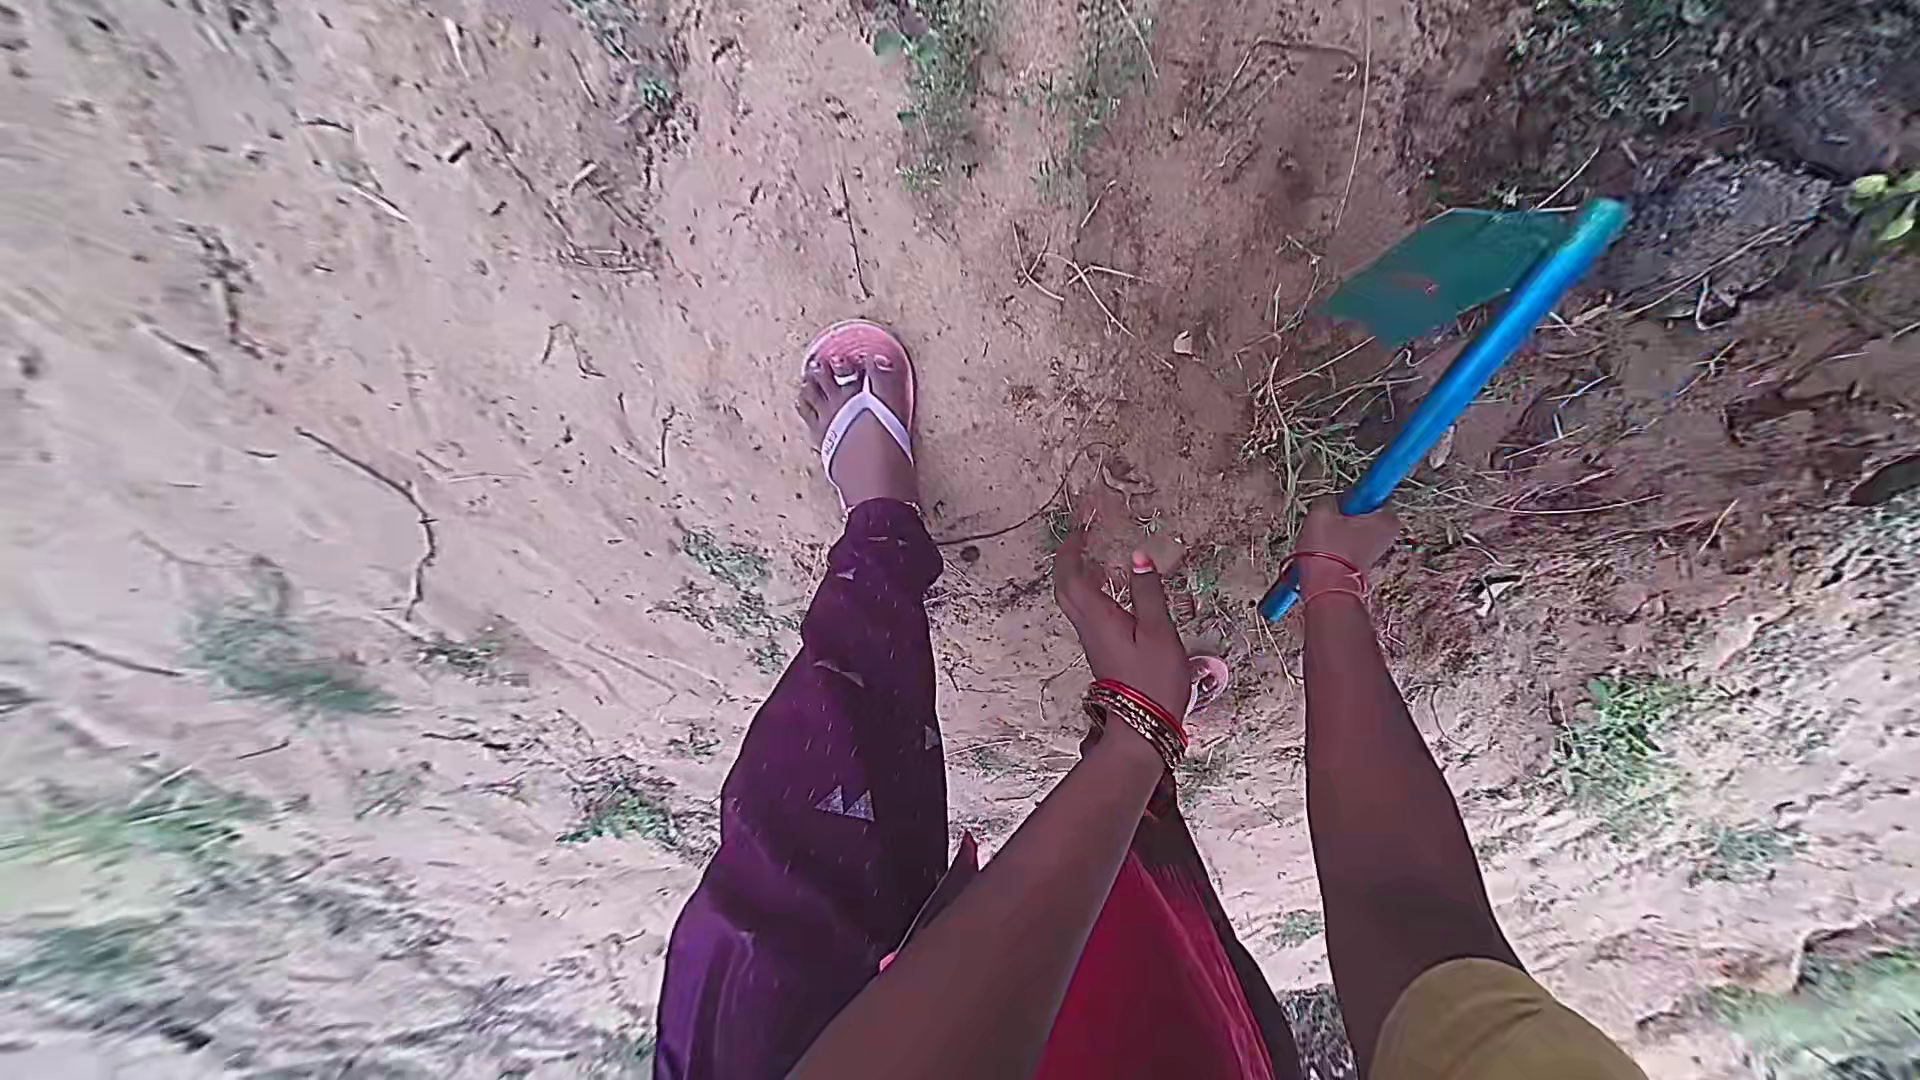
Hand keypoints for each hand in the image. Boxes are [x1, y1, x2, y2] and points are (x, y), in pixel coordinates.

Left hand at [1052, 529, 1189, 721]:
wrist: (1142, 724)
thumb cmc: (1153, 679)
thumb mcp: (1158, 631)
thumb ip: (1148, 592)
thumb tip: (1139, 557)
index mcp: (1097, 616)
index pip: (1070, 576)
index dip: (1070, 551)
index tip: (1078, 532)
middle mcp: (1087, 625)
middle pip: (1065, 587)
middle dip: (1068, 560)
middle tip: (1082, 540)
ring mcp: (1092, 638)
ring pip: (1074, 600)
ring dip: (1079, 575)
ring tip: (1099, 559)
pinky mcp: (1100, 647)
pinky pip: (1086, 611)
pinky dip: (1092, 592)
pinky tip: (1113, 591)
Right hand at [1293, 497, 1400, 588]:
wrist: (1325, 586)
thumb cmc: (1328, 549)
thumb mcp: (1321, 512)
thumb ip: (1327, 499)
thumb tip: (1329, 501)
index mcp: (1387, 517)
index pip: (1372, 493)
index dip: (1350, 495)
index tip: (1338, 503)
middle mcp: (1389, 533)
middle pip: (1360, 511)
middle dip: (1340, 513)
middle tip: (1325, 520)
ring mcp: (1376, 548)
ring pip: (1352, 526)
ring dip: (1335, 529)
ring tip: (1321, 537)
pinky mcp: (1362, 560)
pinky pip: (1347, 542)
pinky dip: (1334, 543)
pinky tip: (1322, 548)